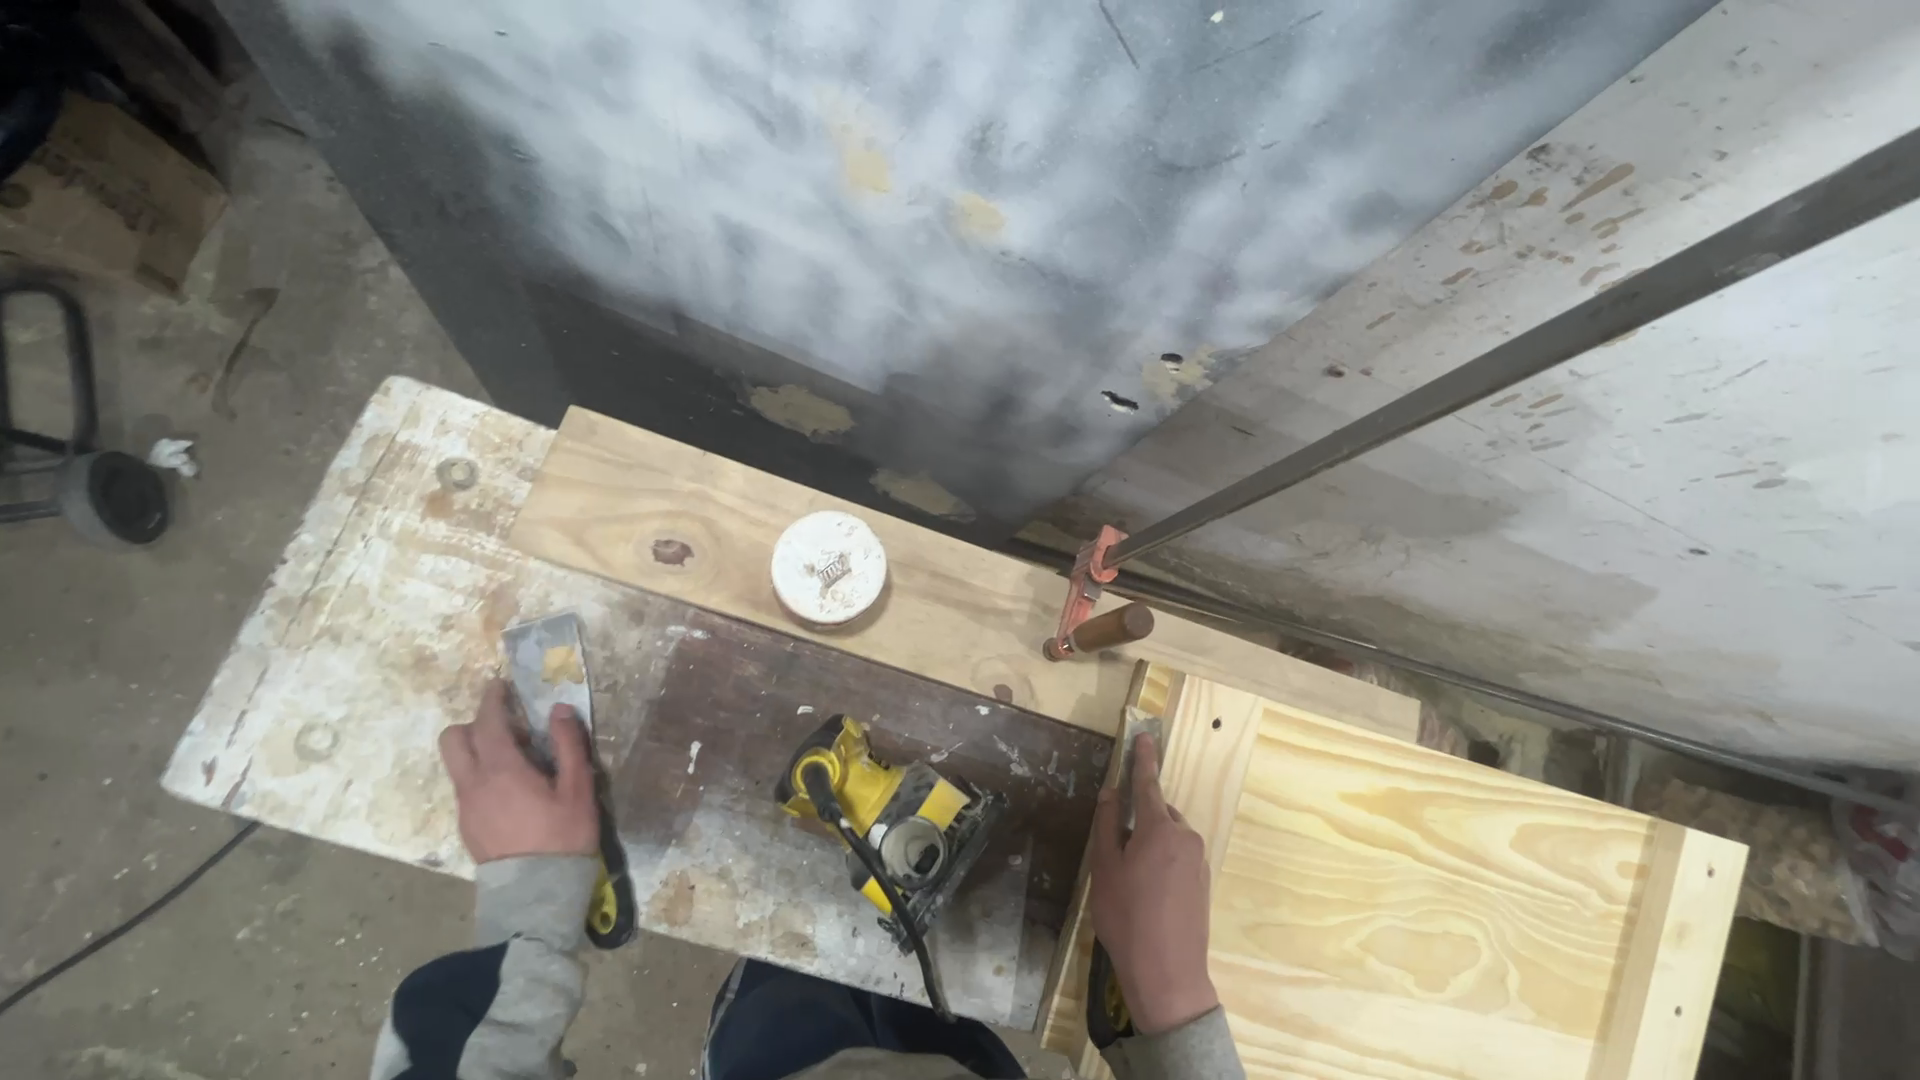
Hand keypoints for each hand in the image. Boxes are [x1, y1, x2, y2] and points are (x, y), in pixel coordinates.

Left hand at [438, 678, 598, 862]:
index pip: (487, 722)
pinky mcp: (467, 825)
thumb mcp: (578, 788)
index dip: (492, 699)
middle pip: (453, 739)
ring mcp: (466, 807)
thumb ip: (569, 745)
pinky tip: (513, 789)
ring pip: (457, 764)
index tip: (500, 684)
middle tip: (510, 726)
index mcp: (502, 770)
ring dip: (479, 750)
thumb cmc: (564, 836)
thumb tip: (559, 709)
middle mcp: (474, 784)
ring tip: (518, 761)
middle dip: (475, 723)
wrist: (537, 894)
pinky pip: (466, 786)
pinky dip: (482, 774)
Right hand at [1088, 733, 1219, 1034]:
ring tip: (1129, 879)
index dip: (1143, 759)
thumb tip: (1111, 793)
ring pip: (1169, 836)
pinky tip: (1147, 891)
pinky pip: (1179, 856)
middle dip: (1139, 819)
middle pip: (1158, 813)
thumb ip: (1107, 825)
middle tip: (1114, 850)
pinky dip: (1162, 860)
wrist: (1168, 974)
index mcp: (1160, 829)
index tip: (1145, 735)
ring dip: (1150, 843)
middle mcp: (1186, 837)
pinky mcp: (1204, 882)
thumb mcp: (1105, 868)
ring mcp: (1199, 861)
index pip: (1148, 784)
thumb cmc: (1127, 917)